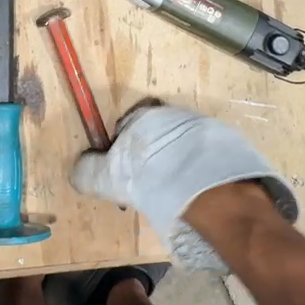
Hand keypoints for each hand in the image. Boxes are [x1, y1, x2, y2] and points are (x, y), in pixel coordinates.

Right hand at [70, 105, 296, 269]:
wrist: (211, 190)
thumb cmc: (153, 179)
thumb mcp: (110, 180)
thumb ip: (89, 173)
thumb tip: (76, 171)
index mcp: (143, 114)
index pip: (125, 125)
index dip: (120, 149)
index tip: (122, 173)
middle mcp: (174, 113)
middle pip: (155, 133)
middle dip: (150, 155)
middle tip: (148, 184)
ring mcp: (204, 127)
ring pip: (181, 145)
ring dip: (176, 162)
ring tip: (174, 191)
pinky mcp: (228, 145)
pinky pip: (205, 157)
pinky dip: (198, 170)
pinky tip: (196, 191)